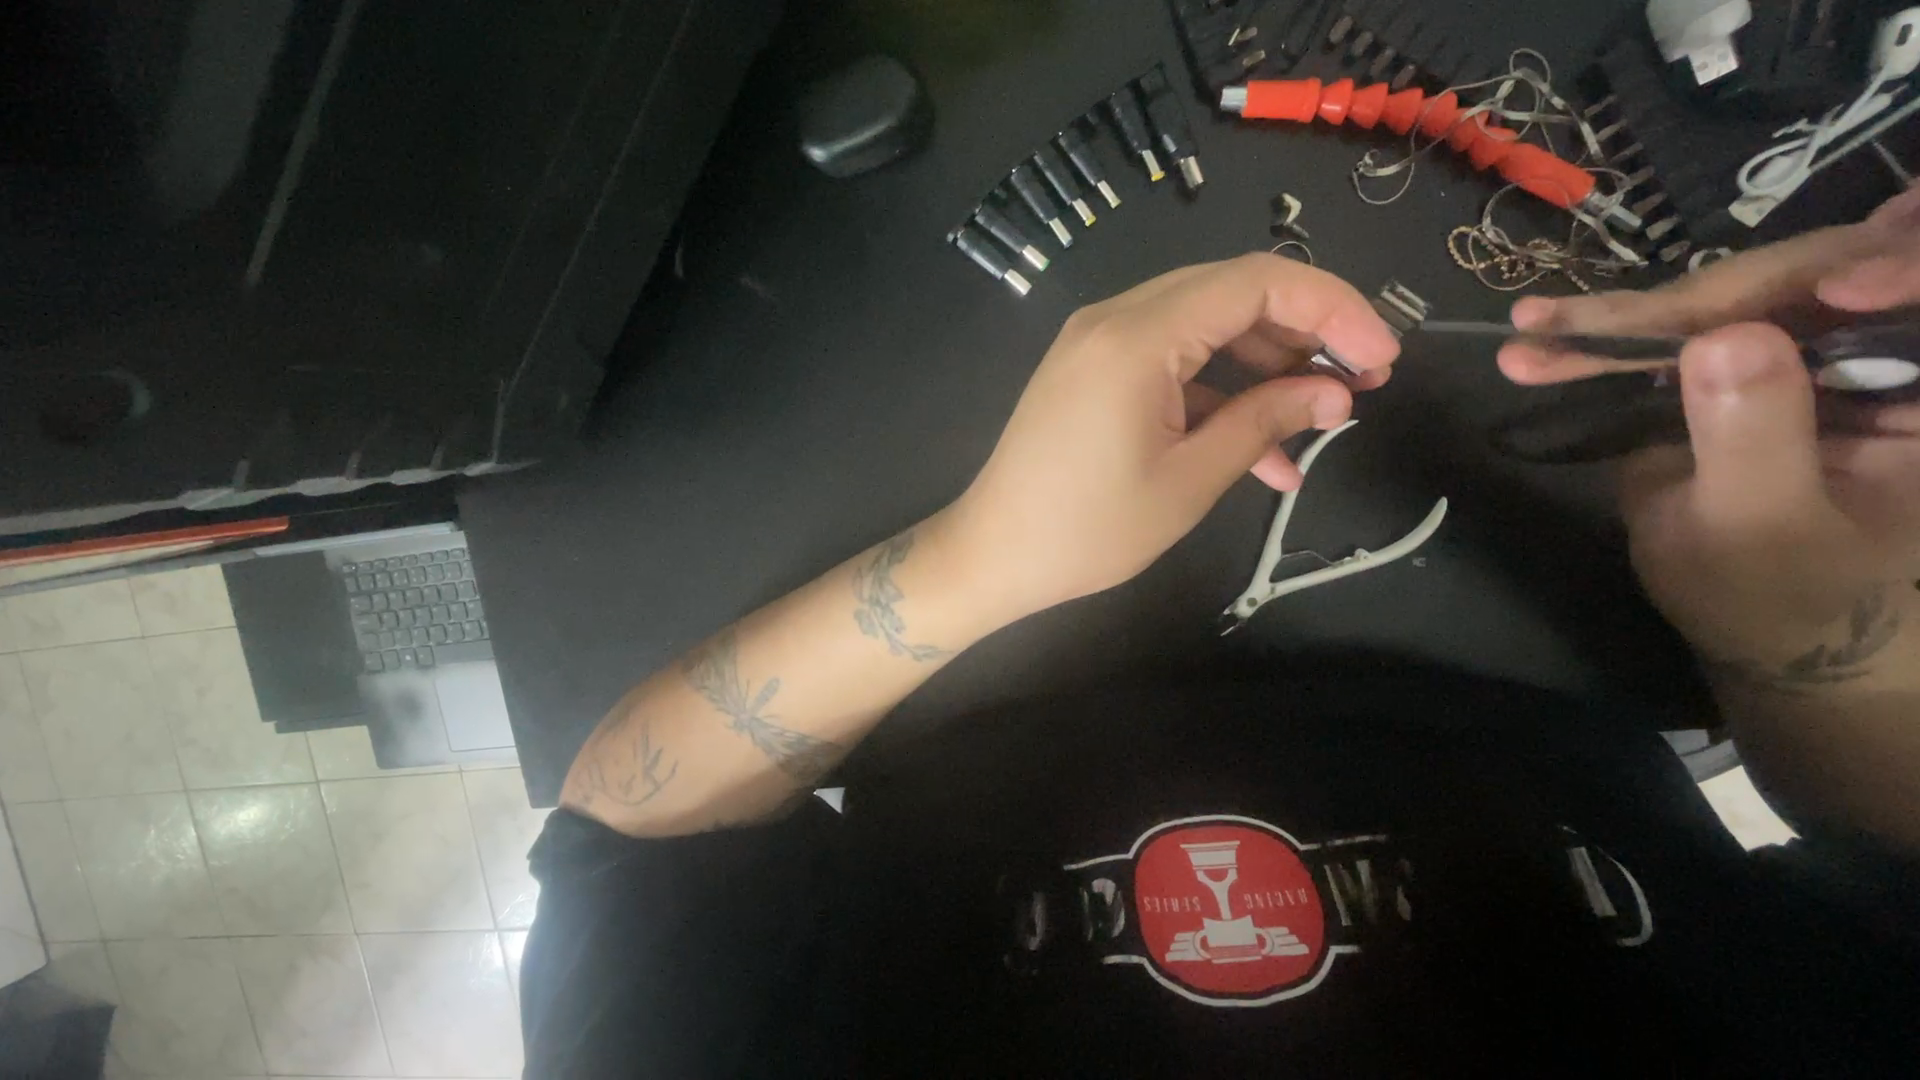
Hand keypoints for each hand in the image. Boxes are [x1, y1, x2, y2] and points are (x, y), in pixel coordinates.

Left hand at [939, 253, 1400, 619]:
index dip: (1333, 308)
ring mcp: (1098, 344)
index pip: (1257, 282)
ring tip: (1320, 420)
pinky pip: (1170, 365)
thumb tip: (1335, 392)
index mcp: (1137, 336)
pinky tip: (1263, 454)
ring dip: (1265, 370)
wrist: (992, 555)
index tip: (1382, 356)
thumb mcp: (1189, 481)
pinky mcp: (1092, 373)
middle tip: (1361, 382)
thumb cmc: (1087, 530)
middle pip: (1231, 294)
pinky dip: (1217, 396)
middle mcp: (1114, 320)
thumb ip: (1265, 423)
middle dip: (1305, 333)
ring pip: (1204, 330)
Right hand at [1495, 186, 1919, 671]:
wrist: (1748, 619)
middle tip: (1581, 327)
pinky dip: (1596, 329)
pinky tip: (1538, 328)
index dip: (1898, 266)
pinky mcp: (1719, 362)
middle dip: (1690, 300)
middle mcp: (1867, 348)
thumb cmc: (1776, 589)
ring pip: (1715, 297)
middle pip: (1796, 278)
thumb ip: (1756, 437)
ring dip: (1617, 313)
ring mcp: (1788, 350)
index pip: (1918, 286)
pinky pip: (1662, 329)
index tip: (1843, 290)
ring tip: (1533, 327)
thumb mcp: (1764, 525)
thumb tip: (1725, 336)